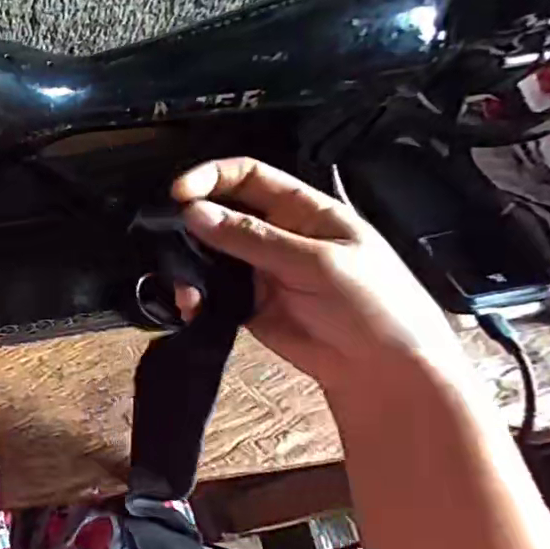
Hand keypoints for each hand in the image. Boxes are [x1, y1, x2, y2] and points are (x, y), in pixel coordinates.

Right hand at [170, 158, 463, 390]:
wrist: (383, 371)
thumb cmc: (372, 304)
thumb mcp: (316, 263)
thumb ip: (252, 238)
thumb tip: (193, 212)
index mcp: (301, 211)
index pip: (248, 177)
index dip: (211, 177)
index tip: (178, 194)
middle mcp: (274, 234)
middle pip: (219, 213)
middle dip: (189, 224)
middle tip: (166, 241)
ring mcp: (256, 270)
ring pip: (206, 254)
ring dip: (186, 266)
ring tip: (185, 288)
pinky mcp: (243, 302)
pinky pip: (207, 291)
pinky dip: (193, 297)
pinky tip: (191, 308)